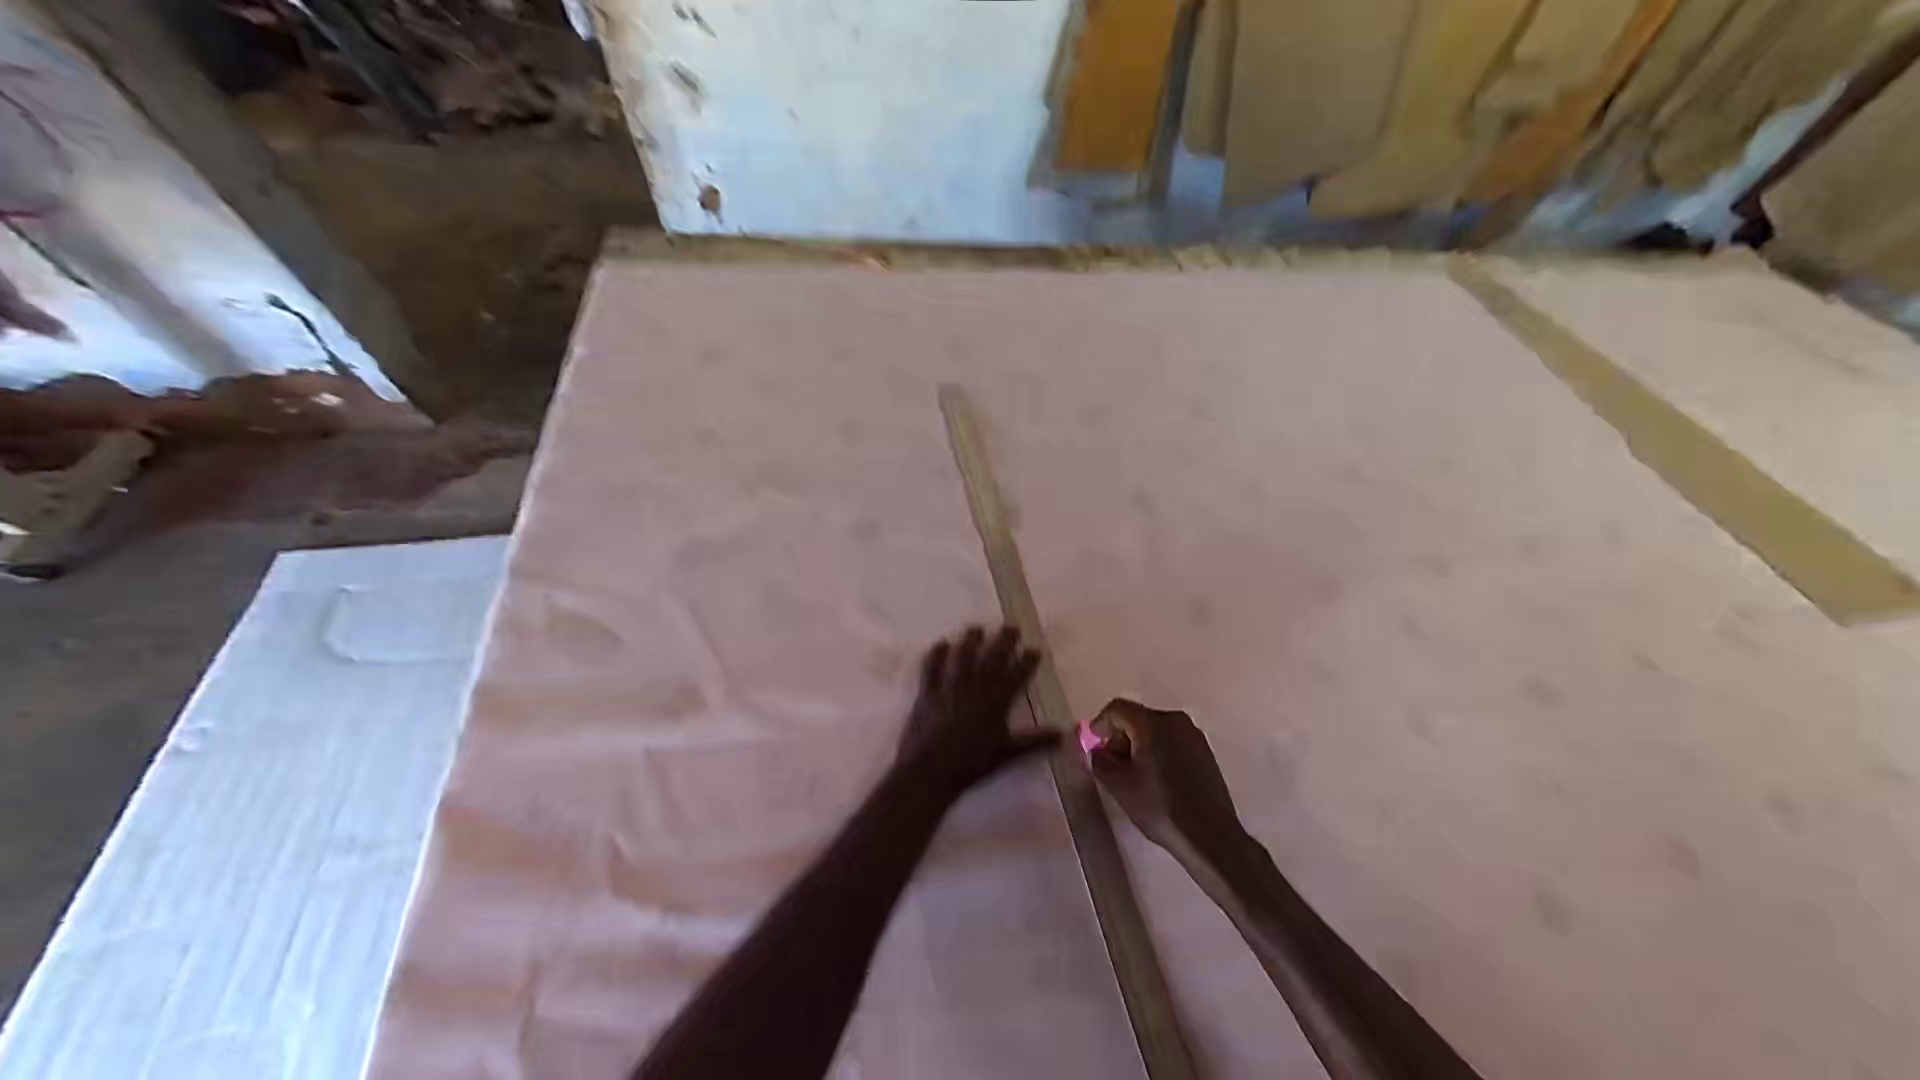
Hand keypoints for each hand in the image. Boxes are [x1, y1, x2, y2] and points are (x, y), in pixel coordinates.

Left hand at [898, 626, 1053, 798]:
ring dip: (971, 640)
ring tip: (977, 627)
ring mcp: (950, 687)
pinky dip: (937, 654)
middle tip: (1011, 627)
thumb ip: (1035, 741)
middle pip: (992, 658)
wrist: (931, 770)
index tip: (1034, 649)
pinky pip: (932, 667)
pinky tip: (942, 643)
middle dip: (1004, 641)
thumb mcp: (1008, 754)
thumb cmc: (973, 763)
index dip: (1027, 661)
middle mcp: (975, 687)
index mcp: (996, 701)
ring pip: (963, 656)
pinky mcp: (928, 692)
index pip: (1017, 675)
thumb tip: (1063, 733)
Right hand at [1089, 699, 1248, 860]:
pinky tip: (1155, 780)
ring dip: (1140, 745)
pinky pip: (1173, 743)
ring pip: (1157, 731)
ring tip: (1132, 775)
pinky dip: (1159, 753)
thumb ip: (1100, 760)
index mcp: (1152, 723)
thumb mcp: (1118, 785)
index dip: (1100, 723)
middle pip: (1138, 718)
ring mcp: (1195, 737)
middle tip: (1110, 762)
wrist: (1208, 835)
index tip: (1092, 742)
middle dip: (1120, 736)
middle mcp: (1176, 722)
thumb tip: (1100, 752)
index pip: (1118, 709)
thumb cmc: (1160, 806)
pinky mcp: (1206, 754)